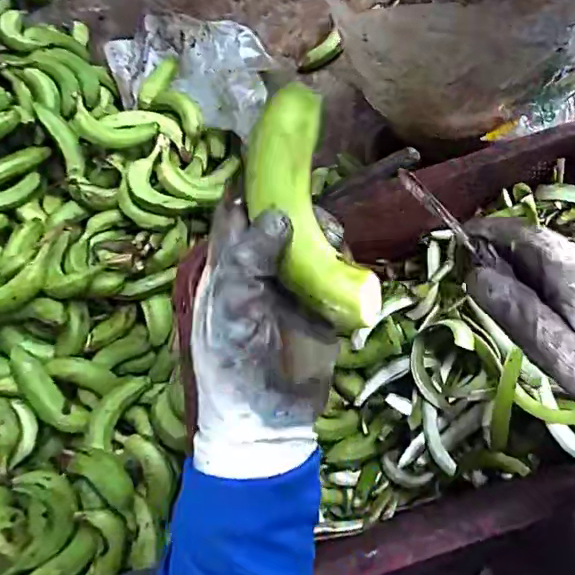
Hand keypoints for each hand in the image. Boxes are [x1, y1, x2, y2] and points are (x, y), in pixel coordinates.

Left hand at [188, 198, 339, 479]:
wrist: (270, 419)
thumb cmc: (234, 361)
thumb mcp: (230, 310)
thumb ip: (247, 260)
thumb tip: (278, 215)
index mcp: (230, 262)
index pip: (237, 210)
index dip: (251, 182)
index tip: (275, 155)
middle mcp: (264, 264)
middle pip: (284, 216)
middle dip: (300, 206)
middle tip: (314, 209)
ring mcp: (296, 281)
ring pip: (316, 238)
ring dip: (326, 234)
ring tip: (331, 246)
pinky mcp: (325, 300)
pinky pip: (339, 268)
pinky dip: (344, 263)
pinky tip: (344, 269)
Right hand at [463, 217, 574, 482]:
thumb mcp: (555, 348)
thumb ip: (514, 309)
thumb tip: (474, 274)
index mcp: (567, 265)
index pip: (516, 230)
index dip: (481, 230)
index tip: (453, 239)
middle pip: (527, 240)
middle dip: (493, 250)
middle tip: (466, 276)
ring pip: (541, 257)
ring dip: (511, 266)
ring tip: (492, 295)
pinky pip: (555, 272)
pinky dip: (531, 279)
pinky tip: (528, 307)